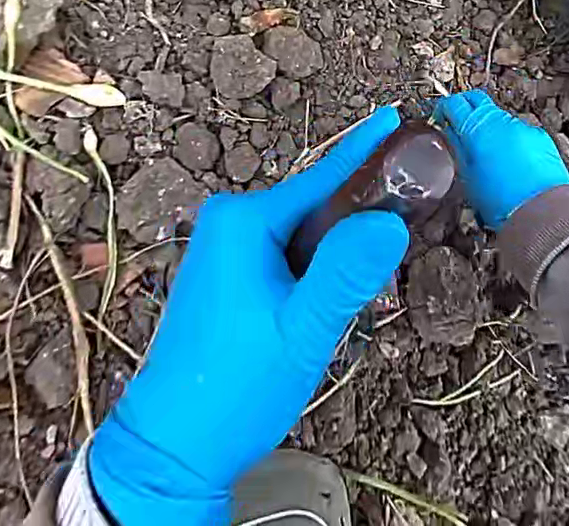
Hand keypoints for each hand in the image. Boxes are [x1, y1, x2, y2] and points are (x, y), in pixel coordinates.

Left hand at [88, 106, 409, 525]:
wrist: (171, 452)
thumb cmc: (235, 388)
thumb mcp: (301, 329)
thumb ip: (345, 273)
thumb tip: (392, 221)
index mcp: (245, 220)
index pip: (323, 175)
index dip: (365, 148)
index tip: (394, 115)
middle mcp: (232, 221)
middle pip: (318, 204)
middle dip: (357, 219)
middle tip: (397, 238)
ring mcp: (229, 246)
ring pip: (307, 231)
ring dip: (339, 249)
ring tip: (361, 286)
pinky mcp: (231, 271)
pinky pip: (290, 250)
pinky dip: (318, 264)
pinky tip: (330, 296)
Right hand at [433, 90, 568, 229]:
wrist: (541, 210)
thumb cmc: (502, 201)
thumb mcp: (468, 176)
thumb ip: (457, 148)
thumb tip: (450, 133)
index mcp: (476, 128)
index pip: (454, 103)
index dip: (445, 108)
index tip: (442, 116)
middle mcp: (500, 120)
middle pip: (477, 100)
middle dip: (466, 107)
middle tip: (459, 123)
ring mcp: (521, 126)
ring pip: (499, 117)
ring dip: (490, 127)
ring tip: (486, 151)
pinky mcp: (538, 136)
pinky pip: (519, 130)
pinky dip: (511, 139)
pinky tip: (510, 160)